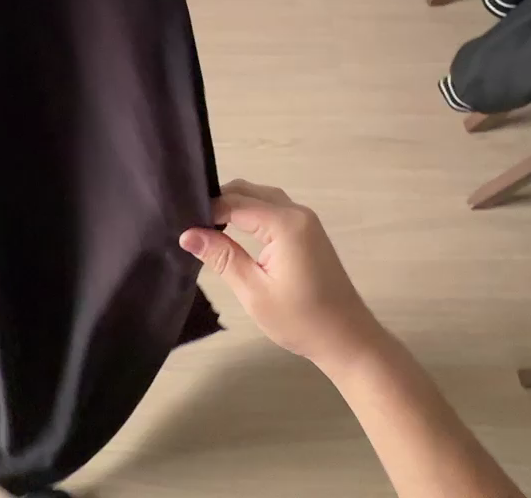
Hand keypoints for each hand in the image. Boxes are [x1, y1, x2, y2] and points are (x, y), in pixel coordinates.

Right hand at [179, 179, 384, 370]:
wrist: (348, 339)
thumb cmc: (300, 320)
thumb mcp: (254, 291)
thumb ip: (222, 257)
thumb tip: (188, 235)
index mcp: (285, 223)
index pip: (235, 203)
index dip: (207, 211)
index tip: (182, 224)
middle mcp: (296, 211)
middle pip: (247, 192)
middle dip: (218, 202)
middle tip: (191, 224)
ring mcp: (305, 218)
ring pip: (260, 197)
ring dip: (234, 206)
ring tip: (207, 226)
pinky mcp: (307, 229)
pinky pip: (272, 208)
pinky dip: (250, 212)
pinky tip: (233, 229)